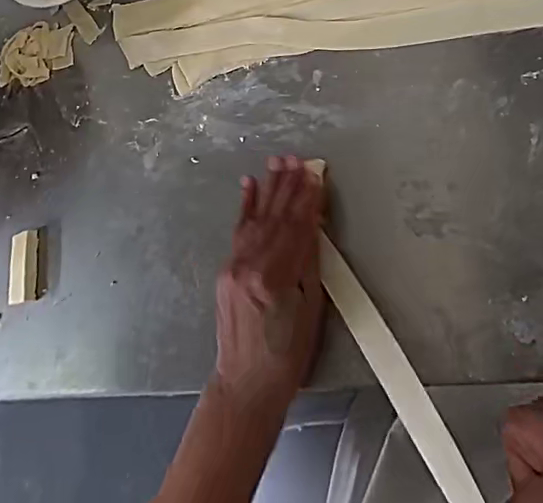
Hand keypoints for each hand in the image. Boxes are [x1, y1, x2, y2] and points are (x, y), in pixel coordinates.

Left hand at [212, 156, 324, 411]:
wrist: (246, 383)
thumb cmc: (288, 355)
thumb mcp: (311, 309)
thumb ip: (309, 263)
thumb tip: (313, 225)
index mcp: (275, 278)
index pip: (297, 228)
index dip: (309, 200)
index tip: (317, 176)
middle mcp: (250, 266)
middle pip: (276, 218)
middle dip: (289, 185)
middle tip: (299, 159)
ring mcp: (234, 266)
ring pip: (257, 218)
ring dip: (270, 188)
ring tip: (279, 161)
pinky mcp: (225, 270)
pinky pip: (238, 231)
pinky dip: (245, 206)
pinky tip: (249, 184)